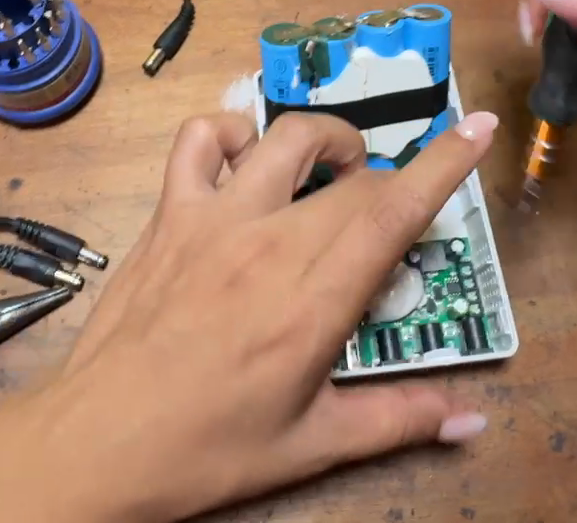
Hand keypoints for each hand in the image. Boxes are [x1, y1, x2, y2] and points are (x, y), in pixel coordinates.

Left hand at [0, 111, 497, 522]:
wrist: (98, 442)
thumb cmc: (208, 449)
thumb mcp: (311, 447)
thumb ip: (398, 420)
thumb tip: (475, 417)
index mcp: (313, 302)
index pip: (393, 212)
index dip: (444, 164)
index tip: (478, 127)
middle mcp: (270, 243)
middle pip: (353, 180)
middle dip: (390, 178)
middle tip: (390, 212)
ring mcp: (214, 218)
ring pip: (285, 139)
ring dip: (325, 140)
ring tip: (334, 171)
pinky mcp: (171, 212)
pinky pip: (198, 141)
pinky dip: (230, 132)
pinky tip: (245, 161)